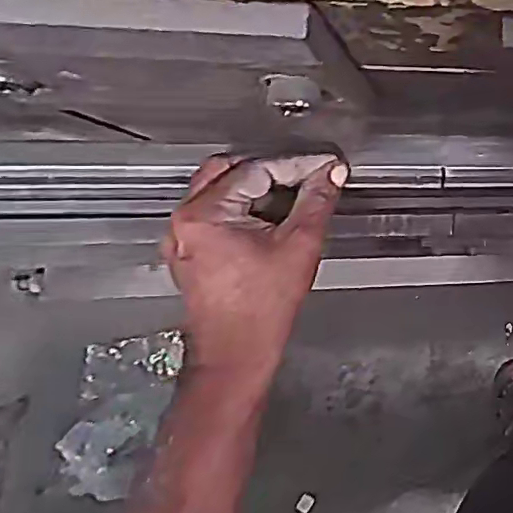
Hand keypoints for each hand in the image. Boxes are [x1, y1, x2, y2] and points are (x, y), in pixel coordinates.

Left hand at [162, 154, 347, 379]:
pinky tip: (273, 215)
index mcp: (205, 215)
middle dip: (272, 168)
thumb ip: (317, 201)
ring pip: (219, 189)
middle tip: (308, 173)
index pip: (255, 170)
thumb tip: (331, 173)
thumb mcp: (301, 243)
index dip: (296, 165)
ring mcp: (182, 237)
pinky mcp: (189, 250)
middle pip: (228, 171)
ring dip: (257, 185)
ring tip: (295, 193)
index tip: (324, 165)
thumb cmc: (264, 304)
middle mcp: (184, 221)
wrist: (237, 348)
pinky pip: (215, 211)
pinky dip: (244, 204)